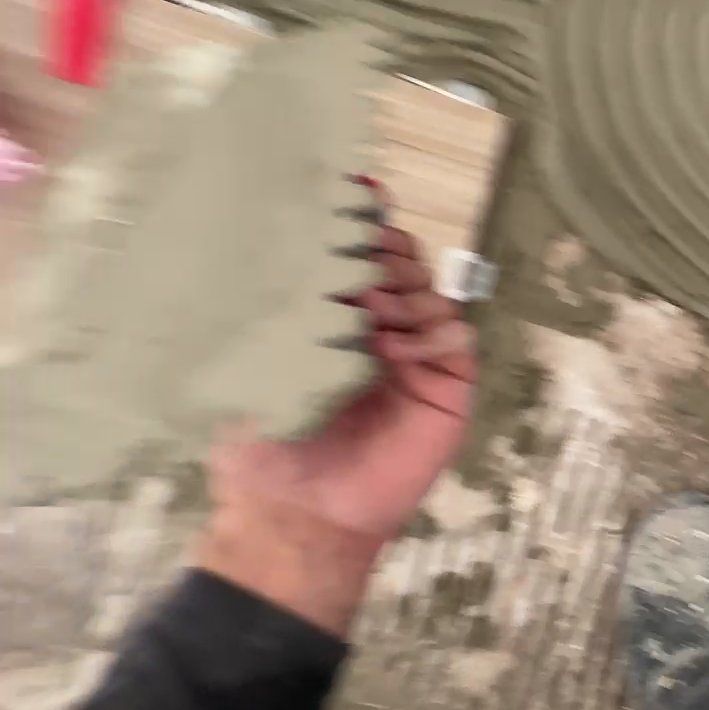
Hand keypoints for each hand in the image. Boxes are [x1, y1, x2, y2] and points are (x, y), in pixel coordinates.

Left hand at [194, 226, 475, 634]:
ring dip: (407, 292)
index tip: (354, 196)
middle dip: (387, 253)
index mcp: (332, 323)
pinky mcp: (451, 387)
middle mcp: (382, 332)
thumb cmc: (265, 444)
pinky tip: (395, 349)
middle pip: (405, 269)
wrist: (305, 512)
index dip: (360, 228)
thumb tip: (276, 251)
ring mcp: (421, 359)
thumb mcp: (248, 369)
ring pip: (436, 298)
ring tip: (369, 307)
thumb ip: (271, 315)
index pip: (357, 261)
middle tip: (364, 253)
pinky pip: (459, 343)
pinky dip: (433, 336)